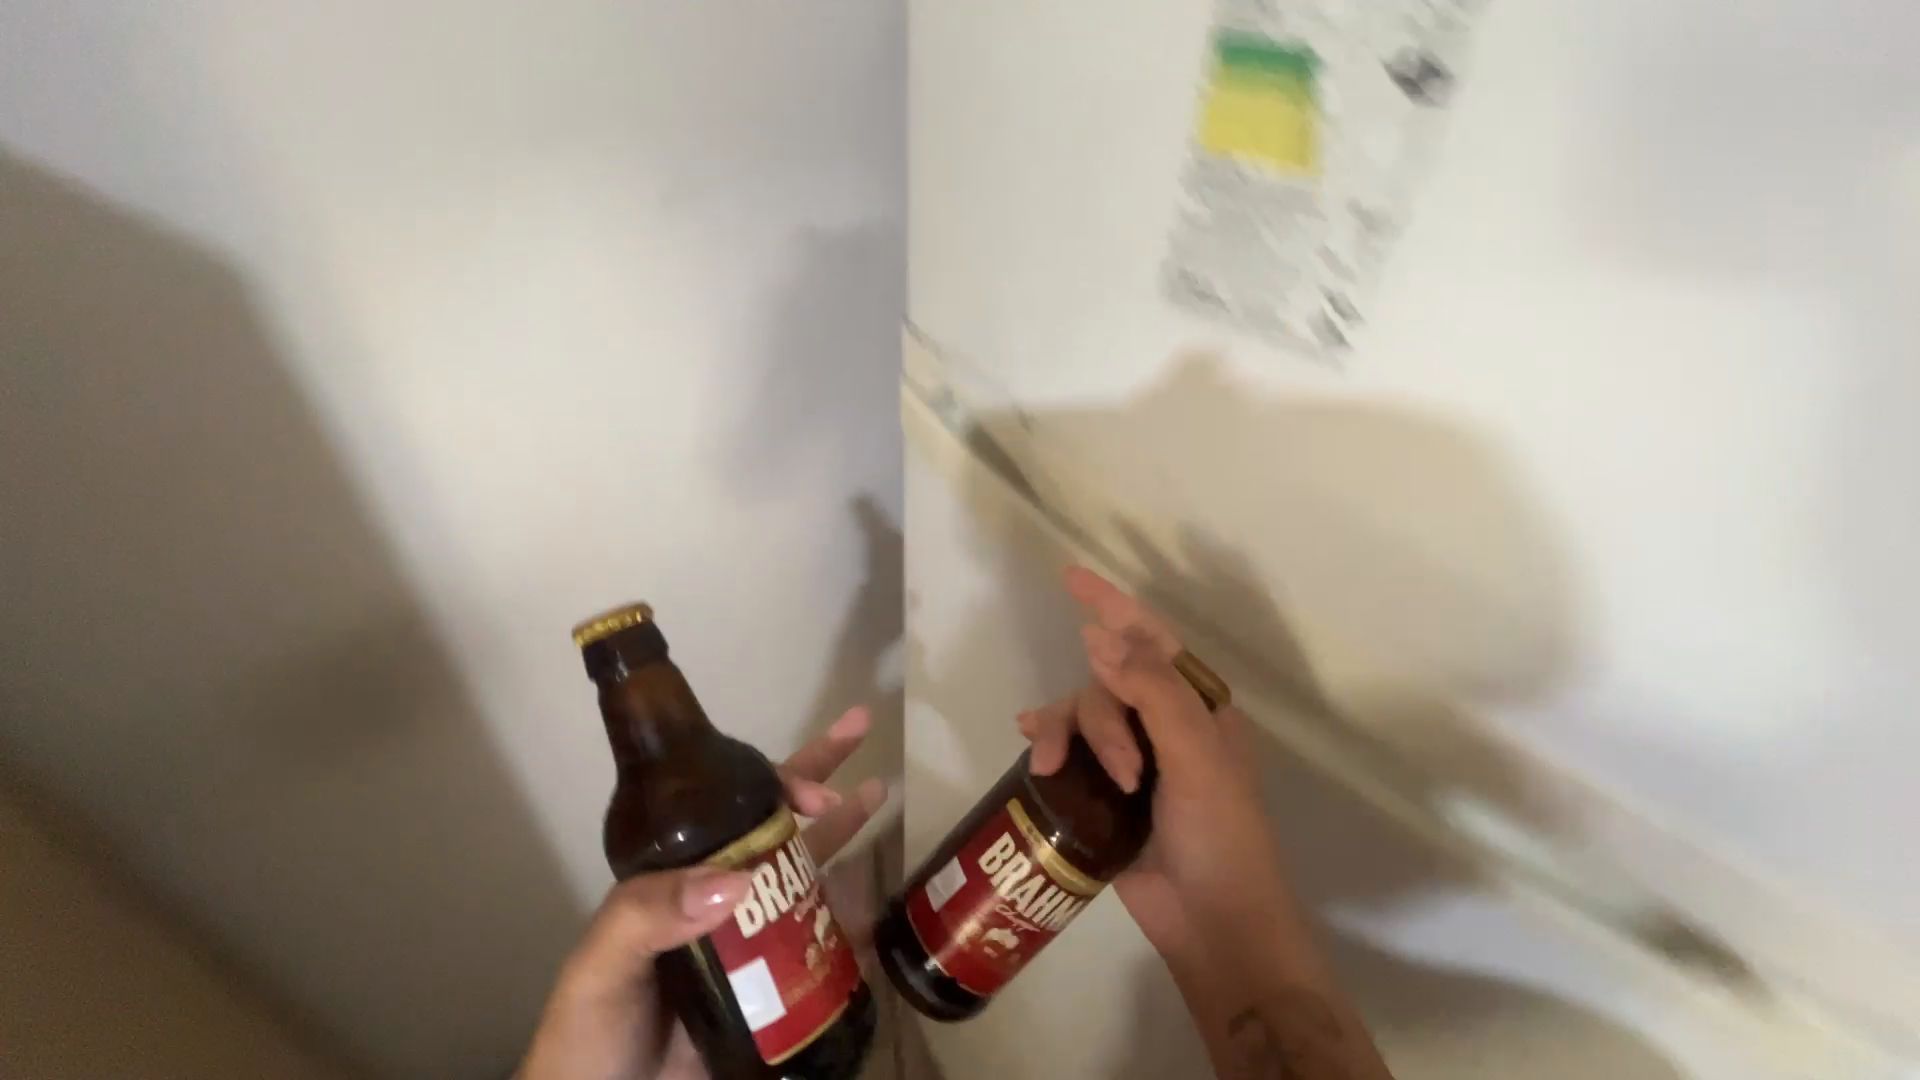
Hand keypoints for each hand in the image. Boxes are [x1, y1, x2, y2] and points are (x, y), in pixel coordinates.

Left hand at [517, 707, 889, 1079]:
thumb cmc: (590, 1033)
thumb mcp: (602, 964)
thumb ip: (650, 915)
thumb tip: (736, 882)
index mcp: (685, 873)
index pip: (737, 808)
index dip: (781, 785)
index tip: (816, 795)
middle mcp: (725, 893)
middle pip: (782, 821)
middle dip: (820, 773)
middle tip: (862, 726)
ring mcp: (756, 935)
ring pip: (811, 869)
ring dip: (847, 831)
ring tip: (881, 792)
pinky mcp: (780, 982)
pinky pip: (827, 941)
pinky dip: (858, 922)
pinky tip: (883, 909)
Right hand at [1018, 568, 1292, 960]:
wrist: (1211, 923)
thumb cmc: (1222, 835)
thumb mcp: (1197, 758)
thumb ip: (1152, 693)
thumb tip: (1098, 636)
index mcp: (1196, 707)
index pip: (1151, 640)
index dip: (1112, 605)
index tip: (1071, 577)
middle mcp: (1161, 722)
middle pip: (1106, 683)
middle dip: (1100, 718)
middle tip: (1122, 772)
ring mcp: (1128, 756)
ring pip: (1081, 714)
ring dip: (1069, 734)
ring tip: (1059, 770)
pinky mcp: (1099, 789)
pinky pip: (1066, 748)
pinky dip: (1047, 740)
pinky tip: (1030, 742)